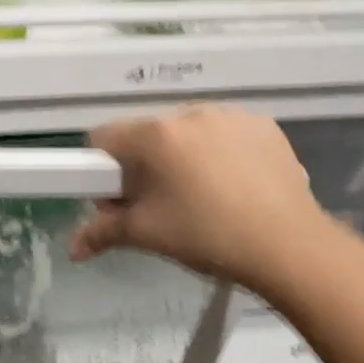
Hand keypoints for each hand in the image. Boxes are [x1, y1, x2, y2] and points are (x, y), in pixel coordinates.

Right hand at [70, 105, 348, 291]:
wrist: (290, 246)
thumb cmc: (207, 236)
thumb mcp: (148, 235)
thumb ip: (103, 233)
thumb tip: (73, 248)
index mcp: (155, 135)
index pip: (103, 137)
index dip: (101, 169)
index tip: (119, 199)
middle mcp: (190, 113)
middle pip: (146, 135)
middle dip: (144, 166)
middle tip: (160, 206)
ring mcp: (231, 116)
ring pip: (187, 133)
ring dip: (183, 158)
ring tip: (203, 199)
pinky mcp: (264, 126)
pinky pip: (225, 135)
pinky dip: (220, 155)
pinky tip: (235, 189)